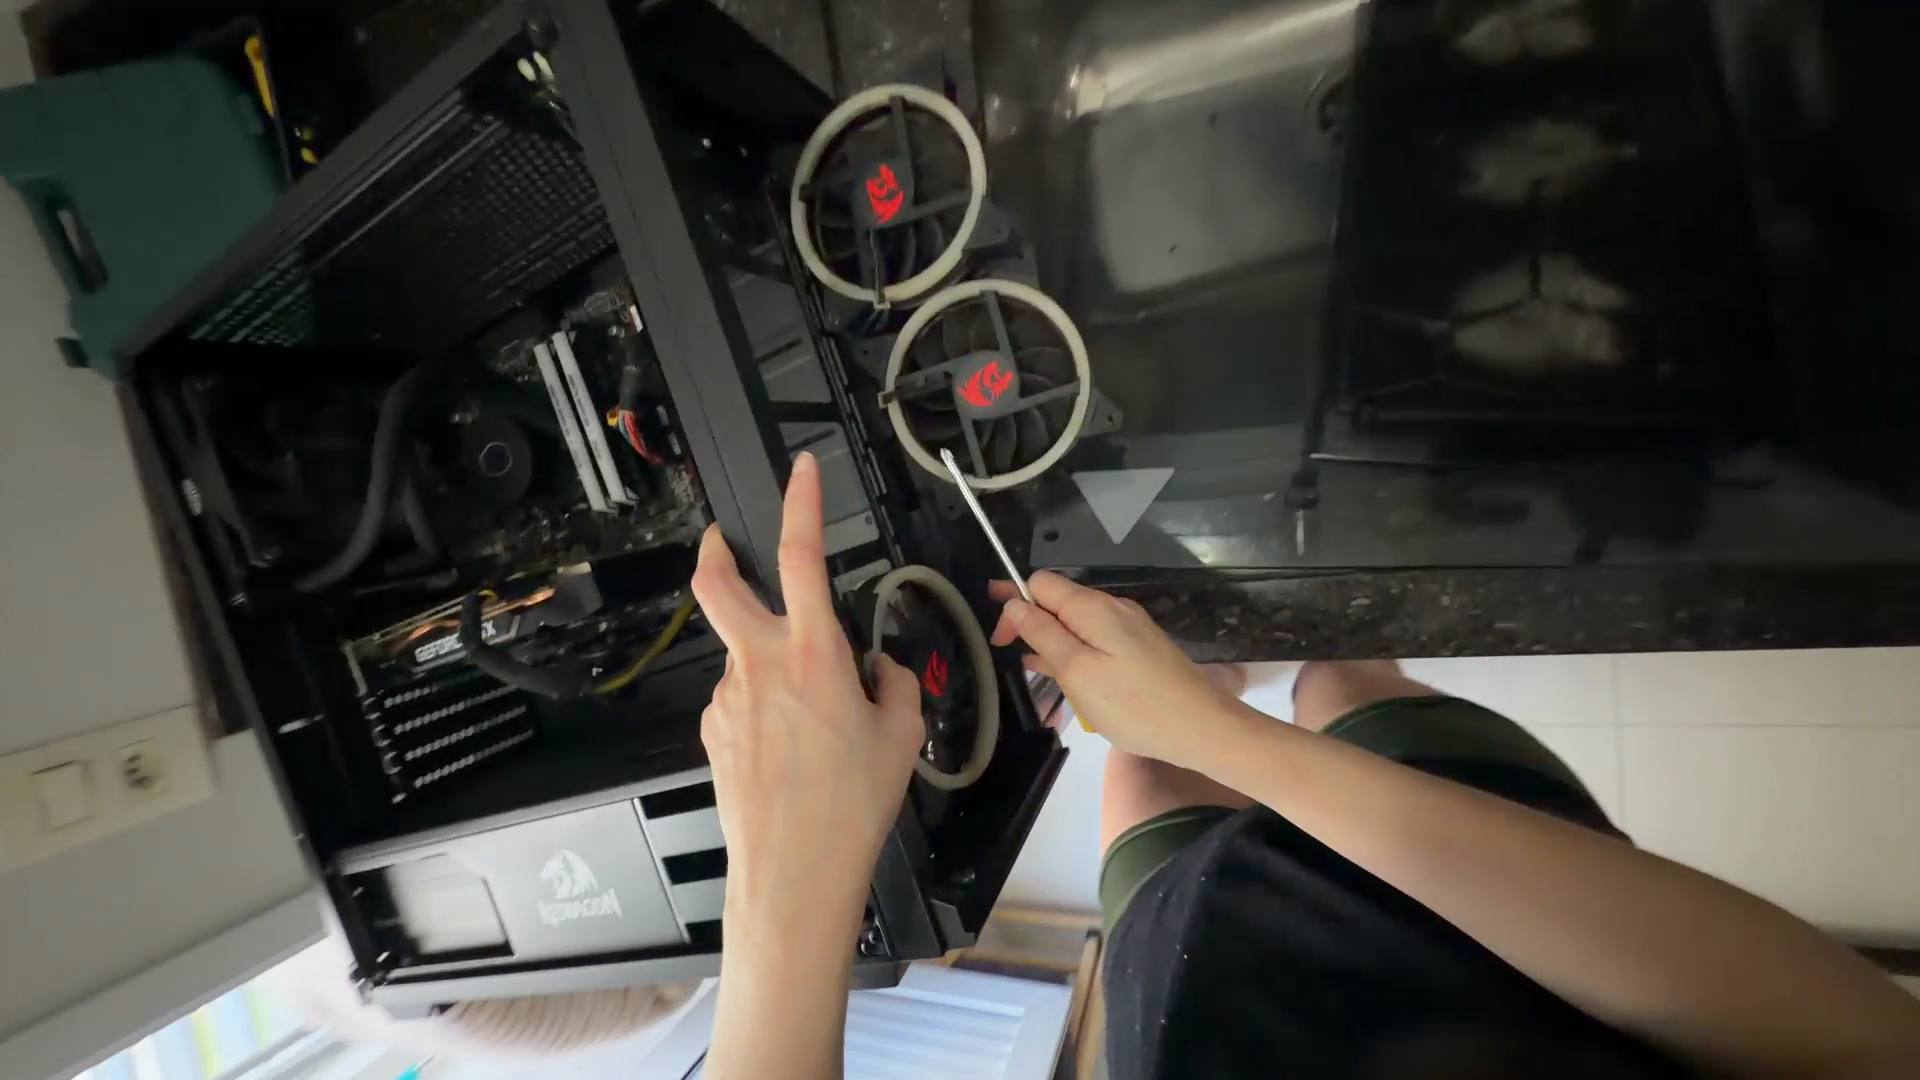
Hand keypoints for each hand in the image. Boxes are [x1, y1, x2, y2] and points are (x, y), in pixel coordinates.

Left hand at [691, 452, 924, 939]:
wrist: (794, 873)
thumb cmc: (849, 805)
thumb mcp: (901, 732)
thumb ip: (893, 680)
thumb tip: (879, 667)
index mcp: (813, 653)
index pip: (800, 554)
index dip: (800, 502)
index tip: (800, 471)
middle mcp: (760, 665)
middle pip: (716, 585)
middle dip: (714, 551)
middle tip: (721, 540)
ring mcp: (728, 698)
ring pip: (741, 649)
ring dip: (768, 653)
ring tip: (810, 705)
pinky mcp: (713, 730)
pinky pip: (738, 694)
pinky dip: (762, 697)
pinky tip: (790, 739)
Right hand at [990, 571, 1241, 768]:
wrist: (1200, 727)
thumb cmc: (1132, 703)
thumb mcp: (1076, 670)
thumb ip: (1043, 634)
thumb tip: (1014, 604)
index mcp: (1092, 607)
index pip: (1040, 583)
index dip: (1014, 602)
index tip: (998, 639)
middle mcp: (1111, 608)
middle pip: (1059, 601)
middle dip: (1030, 620)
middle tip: (1006, 651)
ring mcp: (1129, 628)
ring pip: (1076, 623)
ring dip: (1051, 639)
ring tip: (1032, 666)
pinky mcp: (1140, 649)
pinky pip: (1095, 640)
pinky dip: (1074, 651)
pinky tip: (1066, 675)